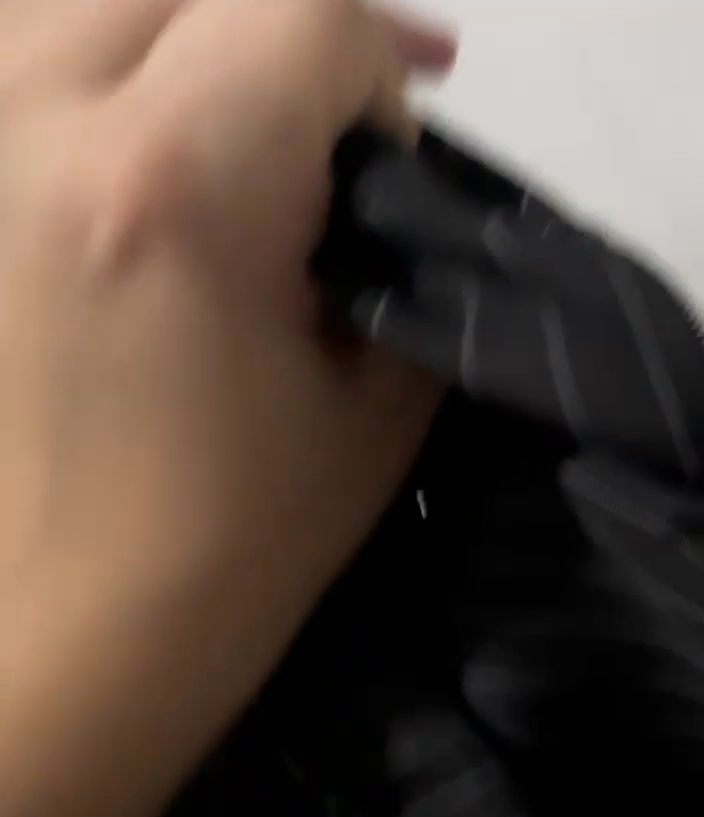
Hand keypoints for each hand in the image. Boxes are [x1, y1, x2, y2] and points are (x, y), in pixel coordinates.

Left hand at [0, 0, 454, 732]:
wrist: (64, 614)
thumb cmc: (255, 518)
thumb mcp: (389, 388)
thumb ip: (407, 256)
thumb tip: (395, 173)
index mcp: (177, 190)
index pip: (300, 15)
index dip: (382, 58)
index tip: (409, 149)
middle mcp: (22, 118)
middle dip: (303, 27)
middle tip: (374, 96)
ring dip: (206, 29)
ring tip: (282, 102)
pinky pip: (27, 54)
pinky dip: (115, 58)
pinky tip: (171, 115)